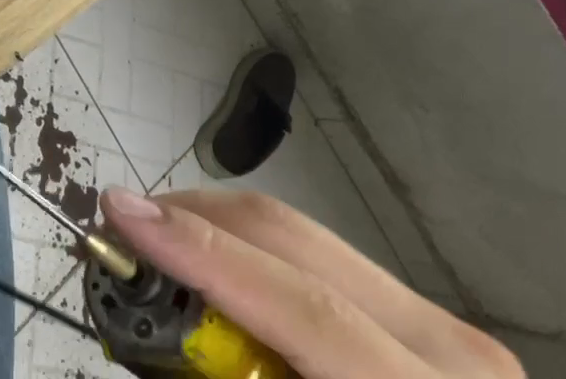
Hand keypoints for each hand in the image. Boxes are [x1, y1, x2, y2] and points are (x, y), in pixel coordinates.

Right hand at [99, 189, 521, 378]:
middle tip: (116, 228)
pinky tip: (208, 270)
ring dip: (209, 228)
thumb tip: (141, 329)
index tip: (118, 215)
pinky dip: (244, 249)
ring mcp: (442, 326)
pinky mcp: (423, 317)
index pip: (305, 308)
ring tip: (151, 246)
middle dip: (188, 217)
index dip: (202, 253)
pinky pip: (311, 253)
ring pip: (296, 232)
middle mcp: (449, 350)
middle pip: (290, 240)